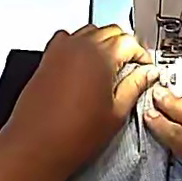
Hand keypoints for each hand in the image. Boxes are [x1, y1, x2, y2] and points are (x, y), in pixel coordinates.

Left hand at [0, 25, 156, 180]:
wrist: (35, 148)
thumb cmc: (70, 136)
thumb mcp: (116, 113)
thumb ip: (134, 87)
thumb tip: (146, 74)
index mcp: (101, 56)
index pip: (130, 42)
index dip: (142, 54)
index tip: (145, 67)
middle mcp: (80, 46)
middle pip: (111, 31)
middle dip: (125, 45)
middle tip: (132, 65)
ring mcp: (61, 50)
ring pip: (90, 31)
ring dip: (103, 41)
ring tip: (110, 65)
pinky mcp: (47, 59)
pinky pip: (67, 39)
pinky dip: (79, 44)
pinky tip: (83, 64)